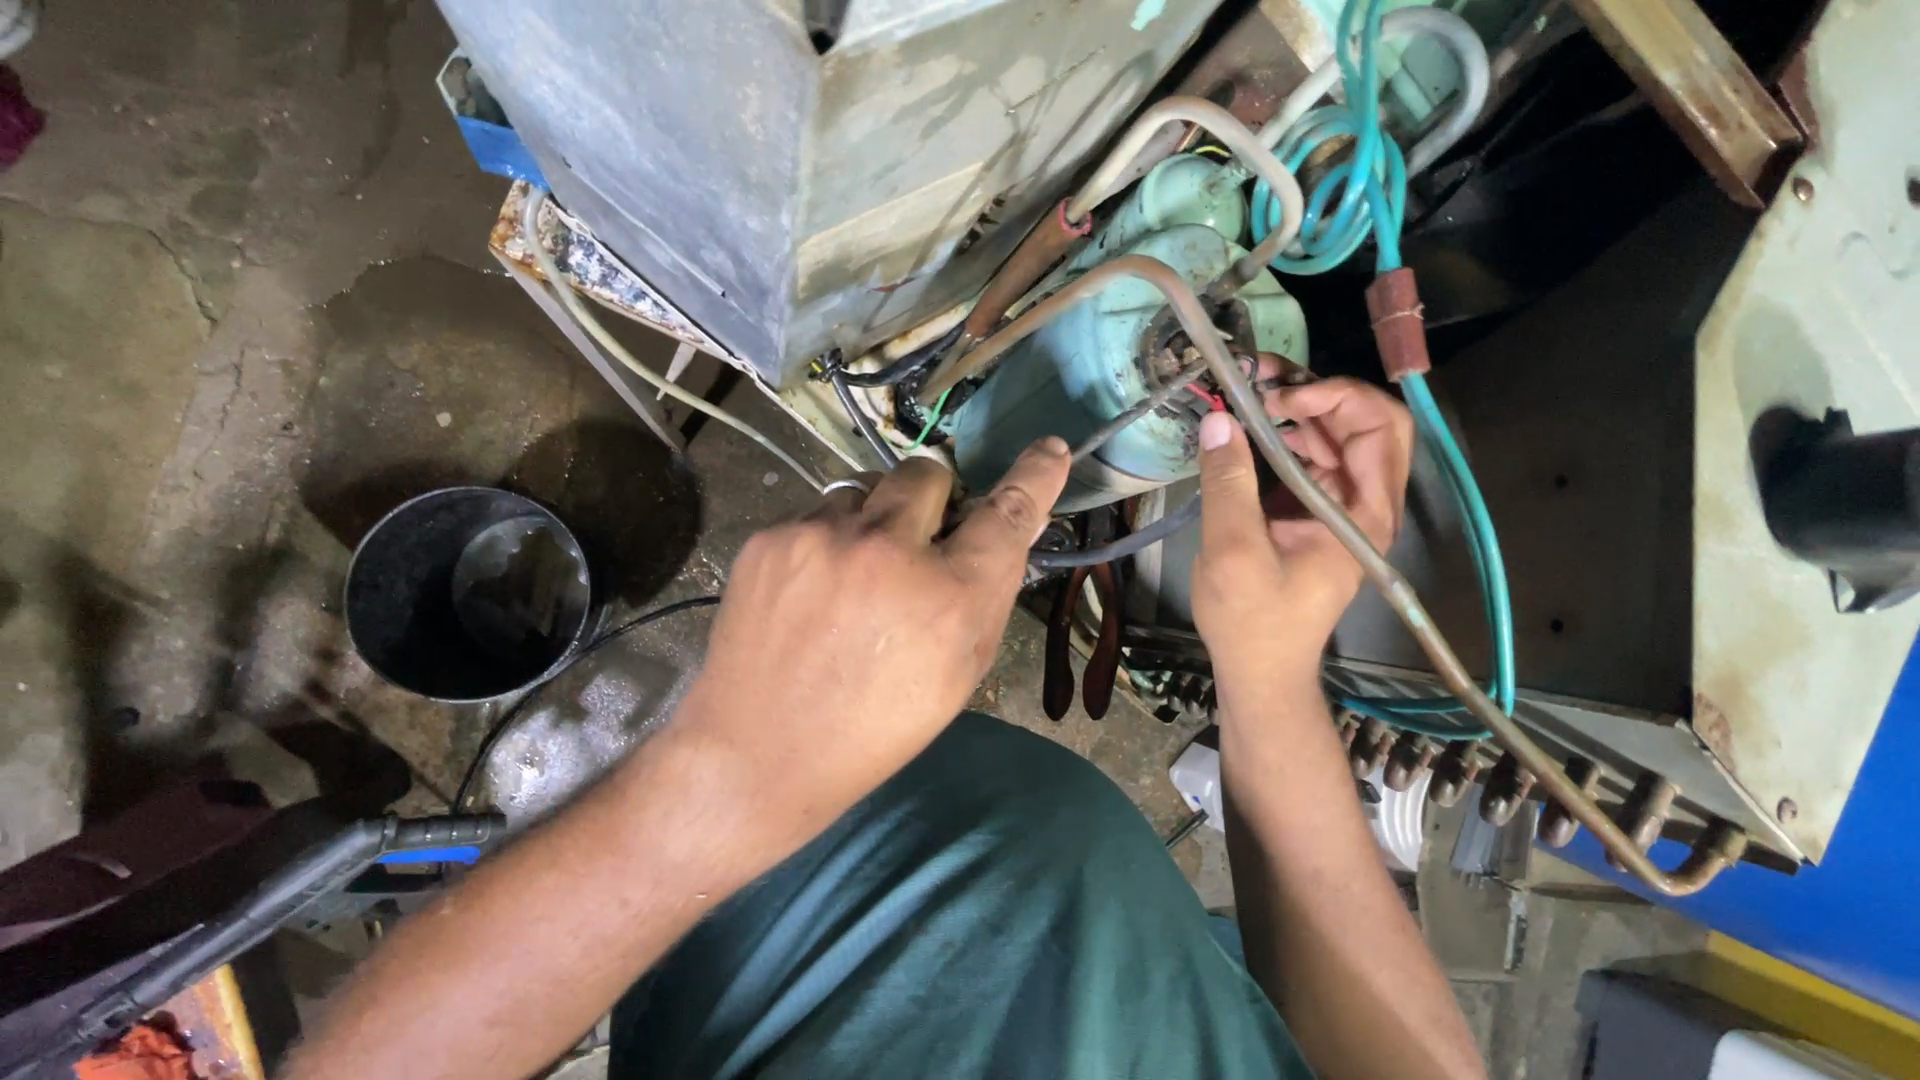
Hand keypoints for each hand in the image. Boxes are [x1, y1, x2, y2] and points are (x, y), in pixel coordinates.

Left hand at [675, 439, 1071, 836]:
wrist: (760, 752)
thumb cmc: (876, 727)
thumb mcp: (958, 672)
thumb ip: (983, 596)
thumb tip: (999, 534)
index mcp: (950, 597)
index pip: (1008, 512)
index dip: (1035, 475)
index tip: (1048, 448)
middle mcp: (890, 551)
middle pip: (928, 471)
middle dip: (933, 497)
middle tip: (917, 536)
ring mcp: (822, 536)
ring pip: (865, 488)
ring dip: (874, 518)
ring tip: (855, 572)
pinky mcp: (771, 536)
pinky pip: (817, 513)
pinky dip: (827, 540)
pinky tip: (812, 589)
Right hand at [1191, 377, 1412, 682]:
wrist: (1258, 671)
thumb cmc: (1253, 621)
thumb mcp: (1234, 552)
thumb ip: (1228, 483)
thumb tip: (1218, 418)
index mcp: (1363, 512)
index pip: (1380, 426)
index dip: (1334, 398)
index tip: (1278, 403)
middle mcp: (1360, 502)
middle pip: (1358, 421)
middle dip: (1311, 391)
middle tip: (1256, 381)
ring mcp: (1335, 506)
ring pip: (1330, 435)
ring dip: (1292, 409)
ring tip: (1245, 394)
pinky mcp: (1307, 512)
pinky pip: (1305, 458)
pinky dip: (1278, 436)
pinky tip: (1244, 430)